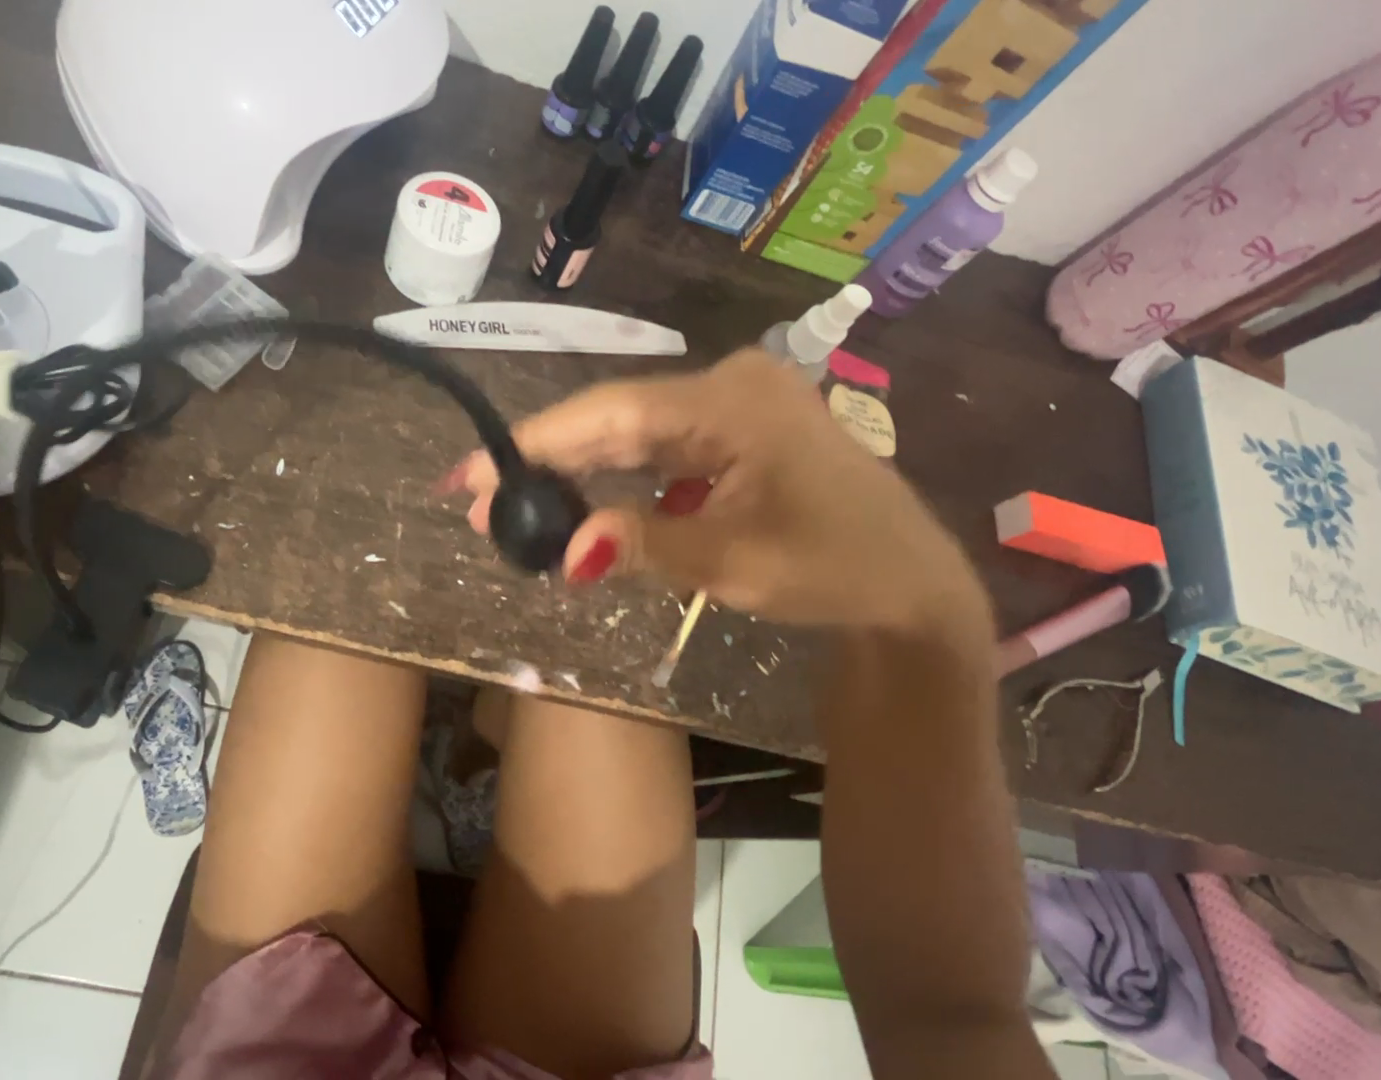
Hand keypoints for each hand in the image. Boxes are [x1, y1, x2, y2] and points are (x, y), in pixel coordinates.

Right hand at [446, 348, 989, 637]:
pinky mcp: (739, 432)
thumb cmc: (833, 567)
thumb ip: (644, 544)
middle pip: (617, 418)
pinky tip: (583, 503)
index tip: (471, 472)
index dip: (538, 442)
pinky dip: (623, 478)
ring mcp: (736, 406)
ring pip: (635, 433)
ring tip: (518, 509)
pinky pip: (663, 449)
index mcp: (733, 402)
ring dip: (581, 471)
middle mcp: (730, 386)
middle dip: (549, 461)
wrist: (909, 583)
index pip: (612, 413)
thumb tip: (567, 551)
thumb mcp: (732, 561)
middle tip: (478, 501)